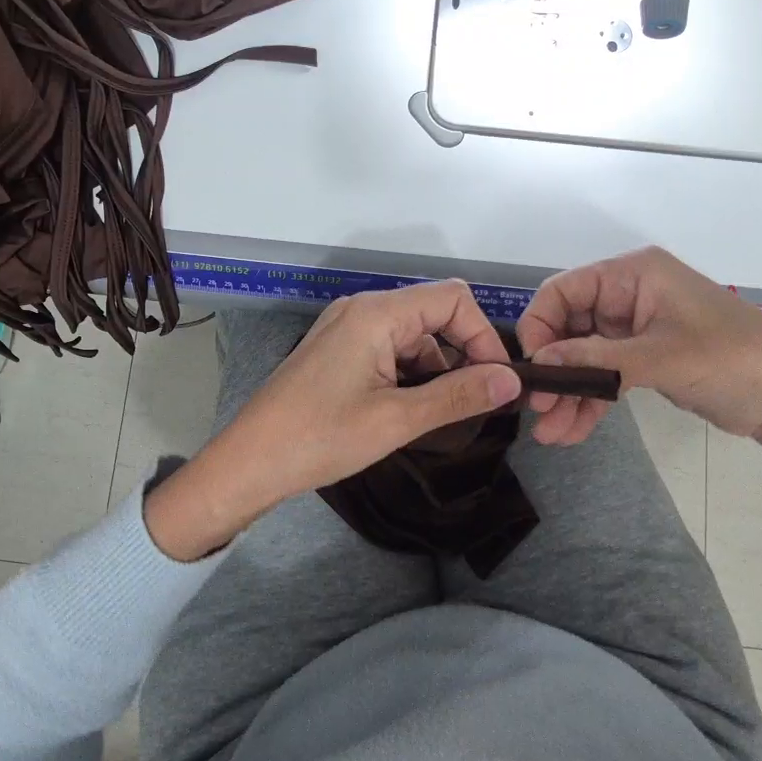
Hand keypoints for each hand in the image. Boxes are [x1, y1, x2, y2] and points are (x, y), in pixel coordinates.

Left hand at [144, 281, 522, 559]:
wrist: (250, 461)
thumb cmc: (320, 438)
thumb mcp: (396, 420)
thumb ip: (457, 395)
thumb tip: (511, 381)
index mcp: (376, 313)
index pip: (452, 299)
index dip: (482, 335)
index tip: (497, 381)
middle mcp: (361, 309)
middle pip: (433, 314)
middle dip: (462, 353)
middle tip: (478, 401)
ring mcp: (346, 328)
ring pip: (413, 335)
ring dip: (436, 369)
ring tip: (445, 414)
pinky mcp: (338, 350)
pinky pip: (389, 349)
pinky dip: (410, 374)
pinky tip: (413, 410)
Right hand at [516, 247, 761, 483]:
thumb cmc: (733, 361)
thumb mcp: (660, 358)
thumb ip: (595, 359)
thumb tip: (538, 363)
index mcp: (633, 275)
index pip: (564, 291)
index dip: (540, 326)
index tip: (530, 368)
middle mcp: (629, 296)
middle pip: (569, 327)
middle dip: (553, 370)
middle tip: (537, 411)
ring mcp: (636, 330)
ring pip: (583, 358)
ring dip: (567, 394)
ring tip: (551, 434)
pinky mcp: (645, 361)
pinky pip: (604, 377)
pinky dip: (589, 402)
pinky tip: (572, 432)